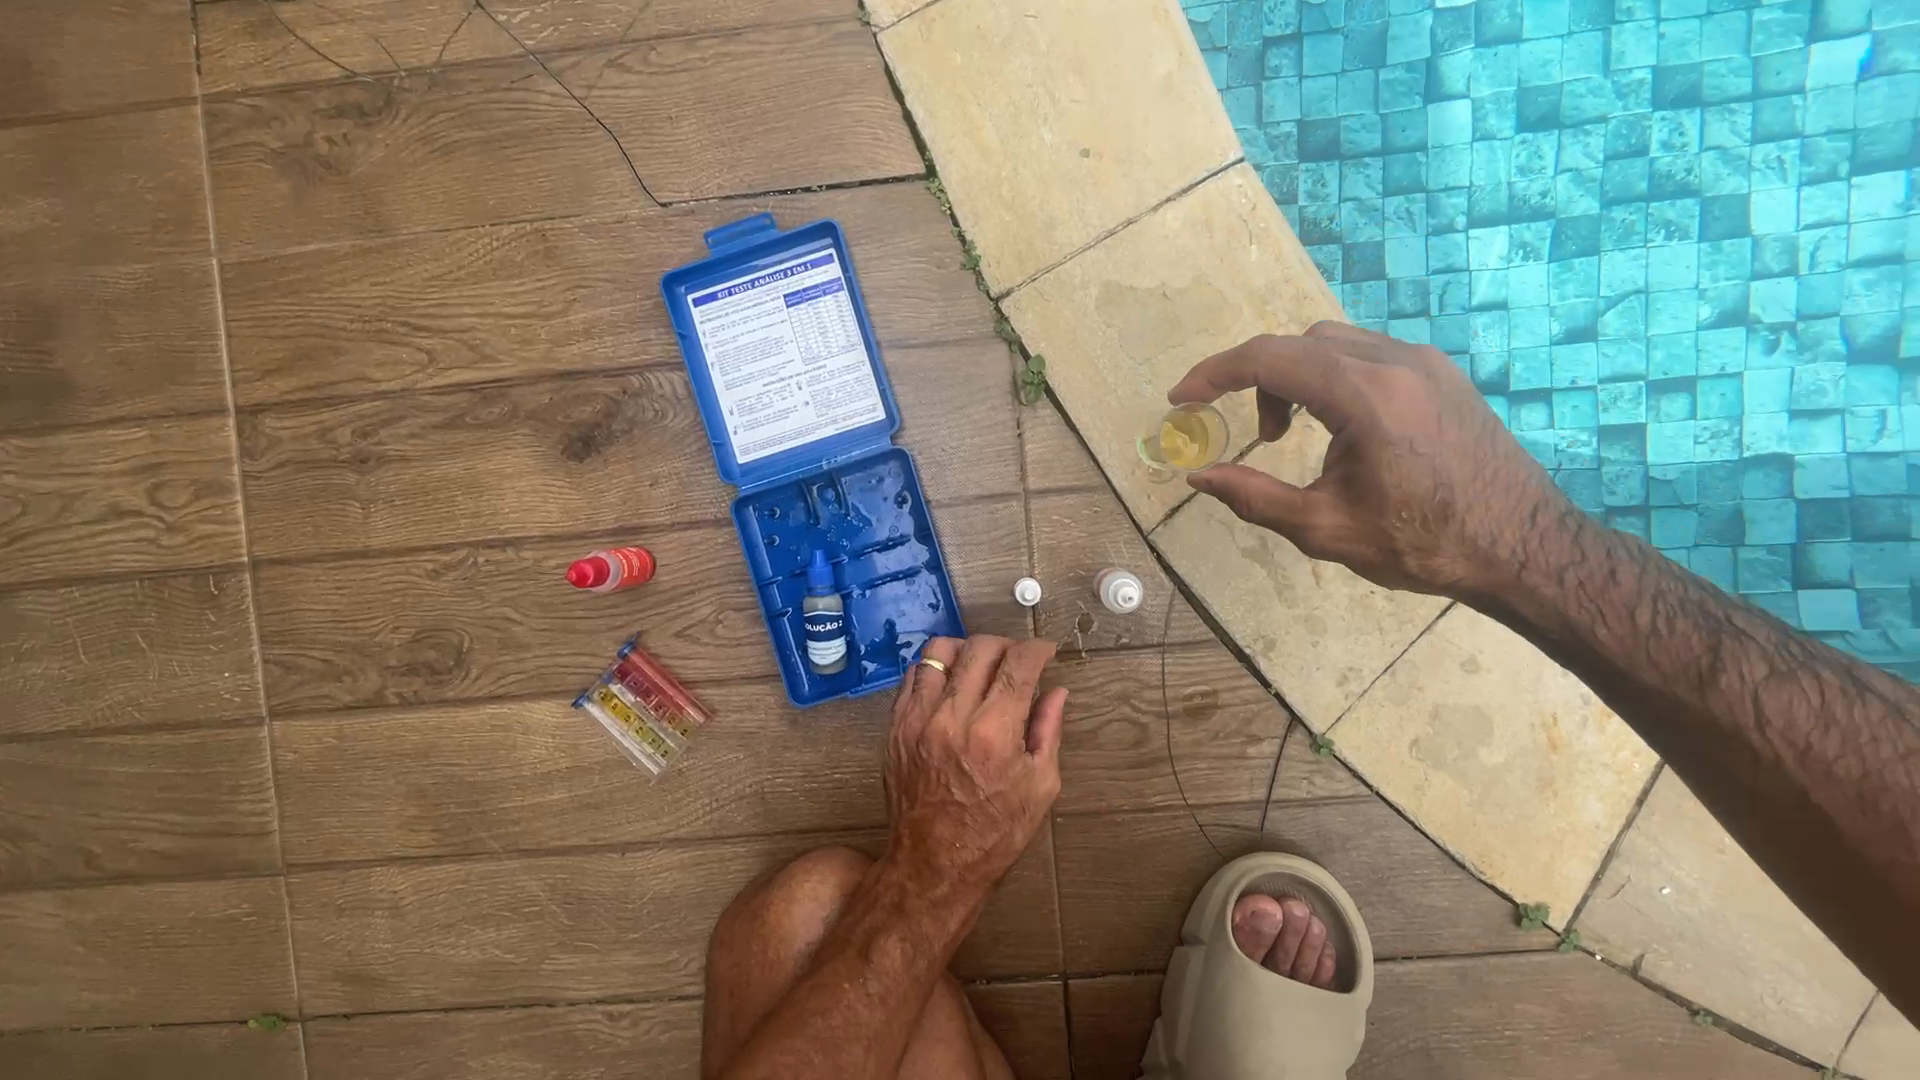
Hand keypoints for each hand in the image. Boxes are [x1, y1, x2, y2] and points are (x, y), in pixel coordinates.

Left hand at [882, 636, 1068, 907]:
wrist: (933, 865)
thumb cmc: (995, 833)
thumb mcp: (1040, 788)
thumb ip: (1048, 731)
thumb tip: (1057, 691)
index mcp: (995, 734)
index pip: (1018, 665)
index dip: (1038, 649)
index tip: (1046, 651)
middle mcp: (952, 718)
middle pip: (980, 648)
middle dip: (1006, 645)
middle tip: (1017, 660)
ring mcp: (917, 720)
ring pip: (939, 652)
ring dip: (967, 651)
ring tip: (981, 667)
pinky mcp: (895, 726)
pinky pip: (913, 676)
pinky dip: (936, 670)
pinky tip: (951, 684)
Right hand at [1168, 322, 1569, 600]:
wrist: (1523, 548)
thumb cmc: (1420, 543)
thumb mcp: (1323, 528)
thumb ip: (1252, 497)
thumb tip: (1198, 478)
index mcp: (1365, 395)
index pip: (1269, 359)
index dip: (1213, 374)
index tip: (1180, 397)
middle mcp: (1396, 362)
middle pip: (1300, 344)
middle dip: (1258, 380)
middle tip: (1258, 437)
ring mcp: (1425, 364)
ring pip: (1334, 344)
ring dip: (1296, 378)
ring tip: (1296, 435)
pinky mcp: (1441, 375)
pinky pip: (1367, 355)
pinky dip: (1331, 379)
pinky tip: (1339, 428)